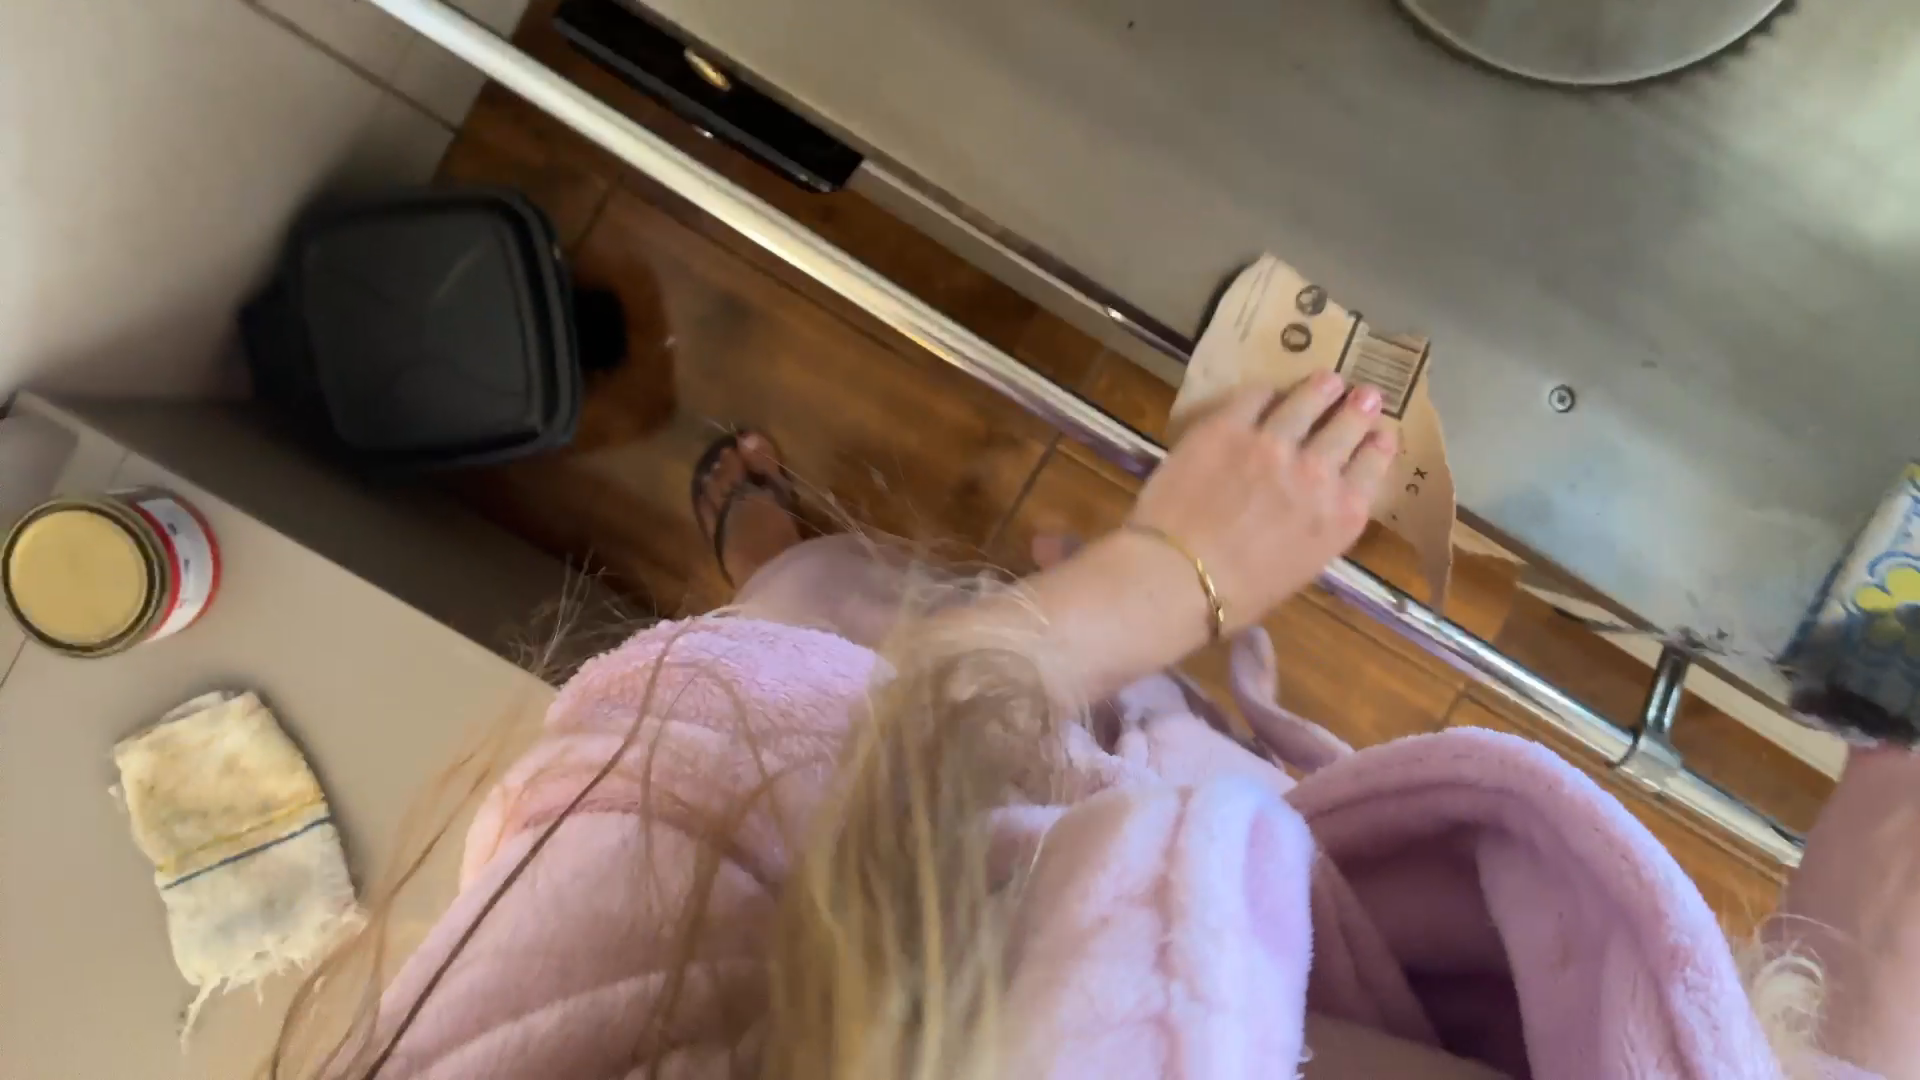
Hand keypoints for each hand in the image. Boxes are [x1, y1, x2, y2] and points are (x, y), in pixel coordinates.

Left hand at [1127, 372, 1396, 633]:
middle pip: (1347, 426)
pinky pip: (1254, 397)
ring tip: (1326, 380)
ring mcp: (1272, 444)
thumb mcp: (1299, 569)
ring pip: (1307, 400)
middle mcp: (1317, 472)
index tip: (1380, 433)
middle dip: (1358, 408)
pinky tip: (1266, 392)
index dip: (1378, 444)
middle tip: (1363, 395)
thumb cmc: (1235, 595)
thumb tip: (1306, 510)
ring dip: (1320, 388)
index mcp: (1341, 516)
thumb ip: (1314, 530)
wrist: (1179, 576)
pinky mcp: (1227, 428)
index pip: (1373, 465)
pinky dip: (1265, 393)